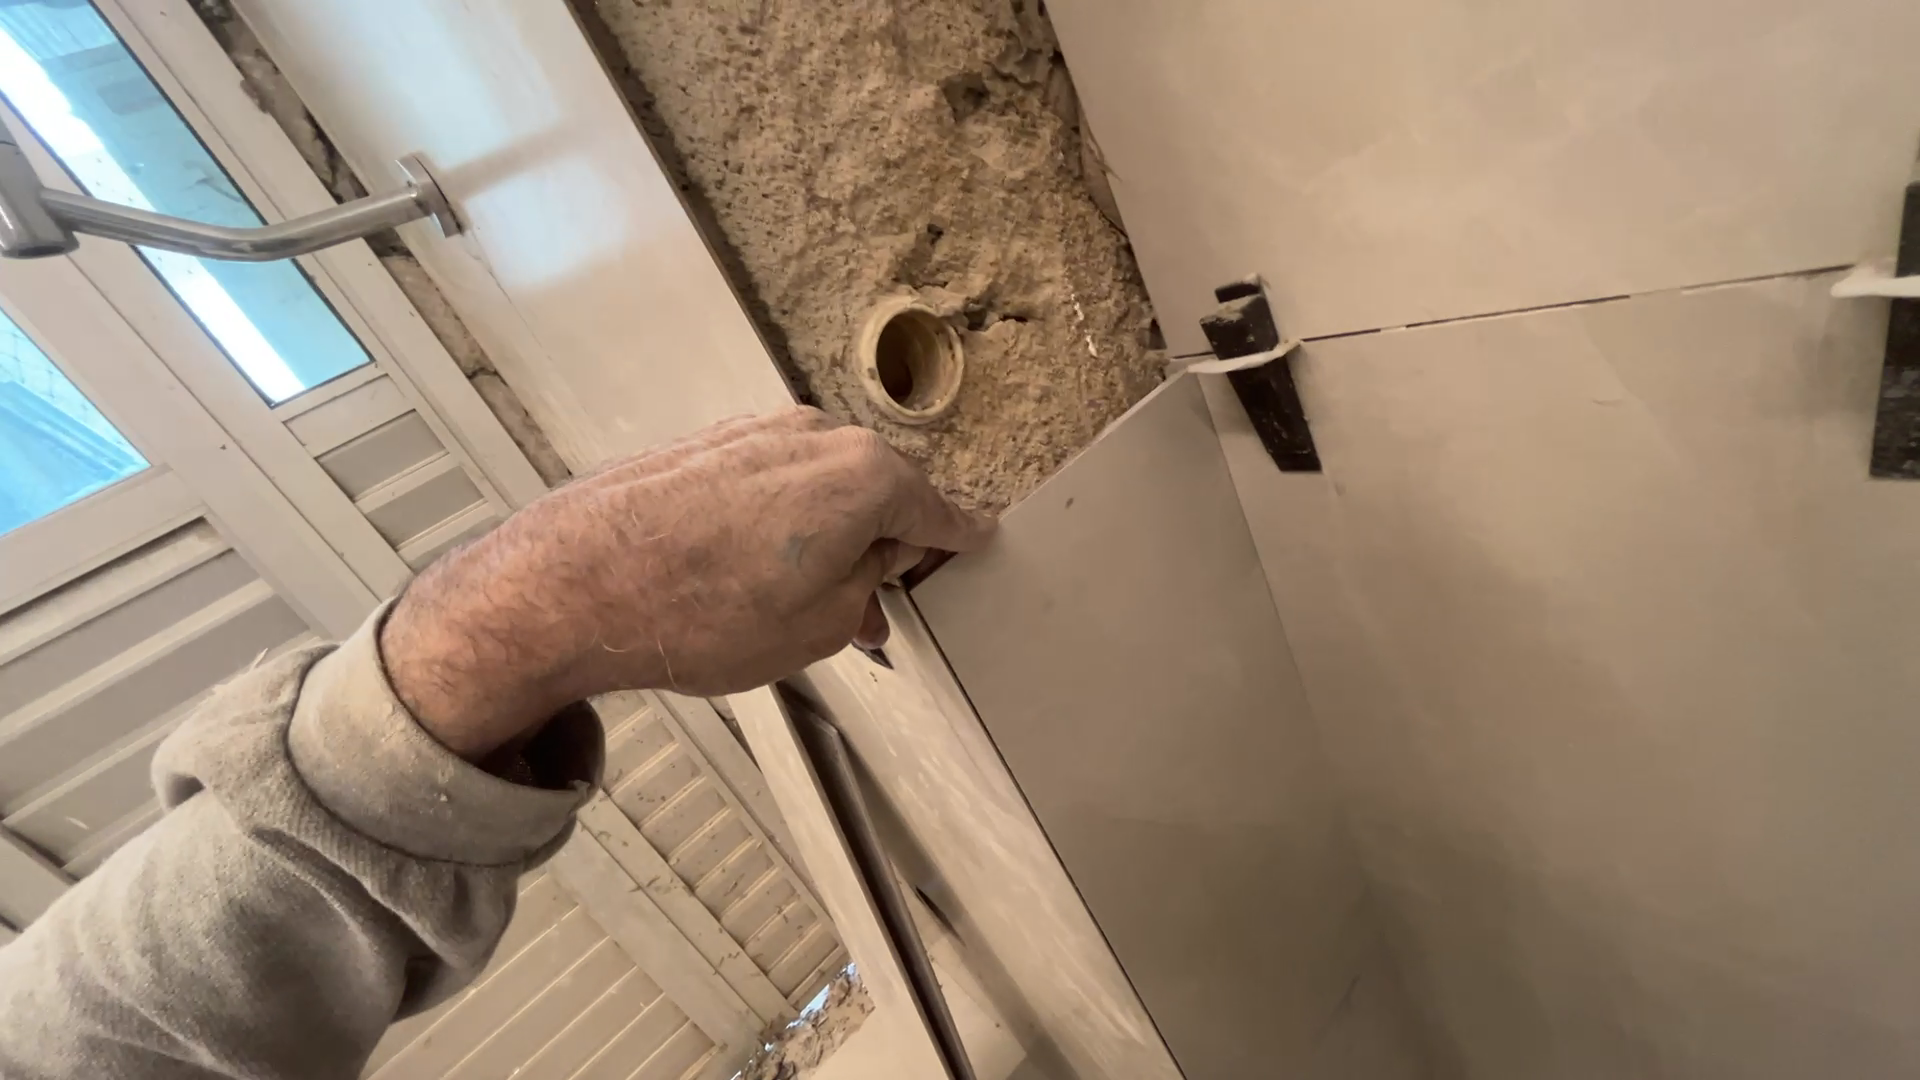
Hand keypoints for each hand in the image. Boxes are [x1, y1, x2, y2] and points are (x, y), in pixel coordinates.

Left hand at [379, 408, 994, 759]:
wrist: (572, 585)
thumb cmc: (704, 612)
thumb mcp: (822, 626)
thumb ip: (869, 588)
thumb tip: (874, 572)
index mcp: (866, 477)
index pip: (938, 511)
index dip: (960, 538)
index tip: (977, 543)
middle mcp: (820, 437)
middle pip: (882, 490)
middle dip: (888, 542)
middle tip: (877, 601)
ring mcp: (761, 431)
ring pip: (828, 483)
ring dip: (835, 531)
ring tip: (810, 593)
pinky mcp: (713, 441)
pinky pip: (779, 477)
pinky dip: (790, 515)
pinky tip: (762, 562)